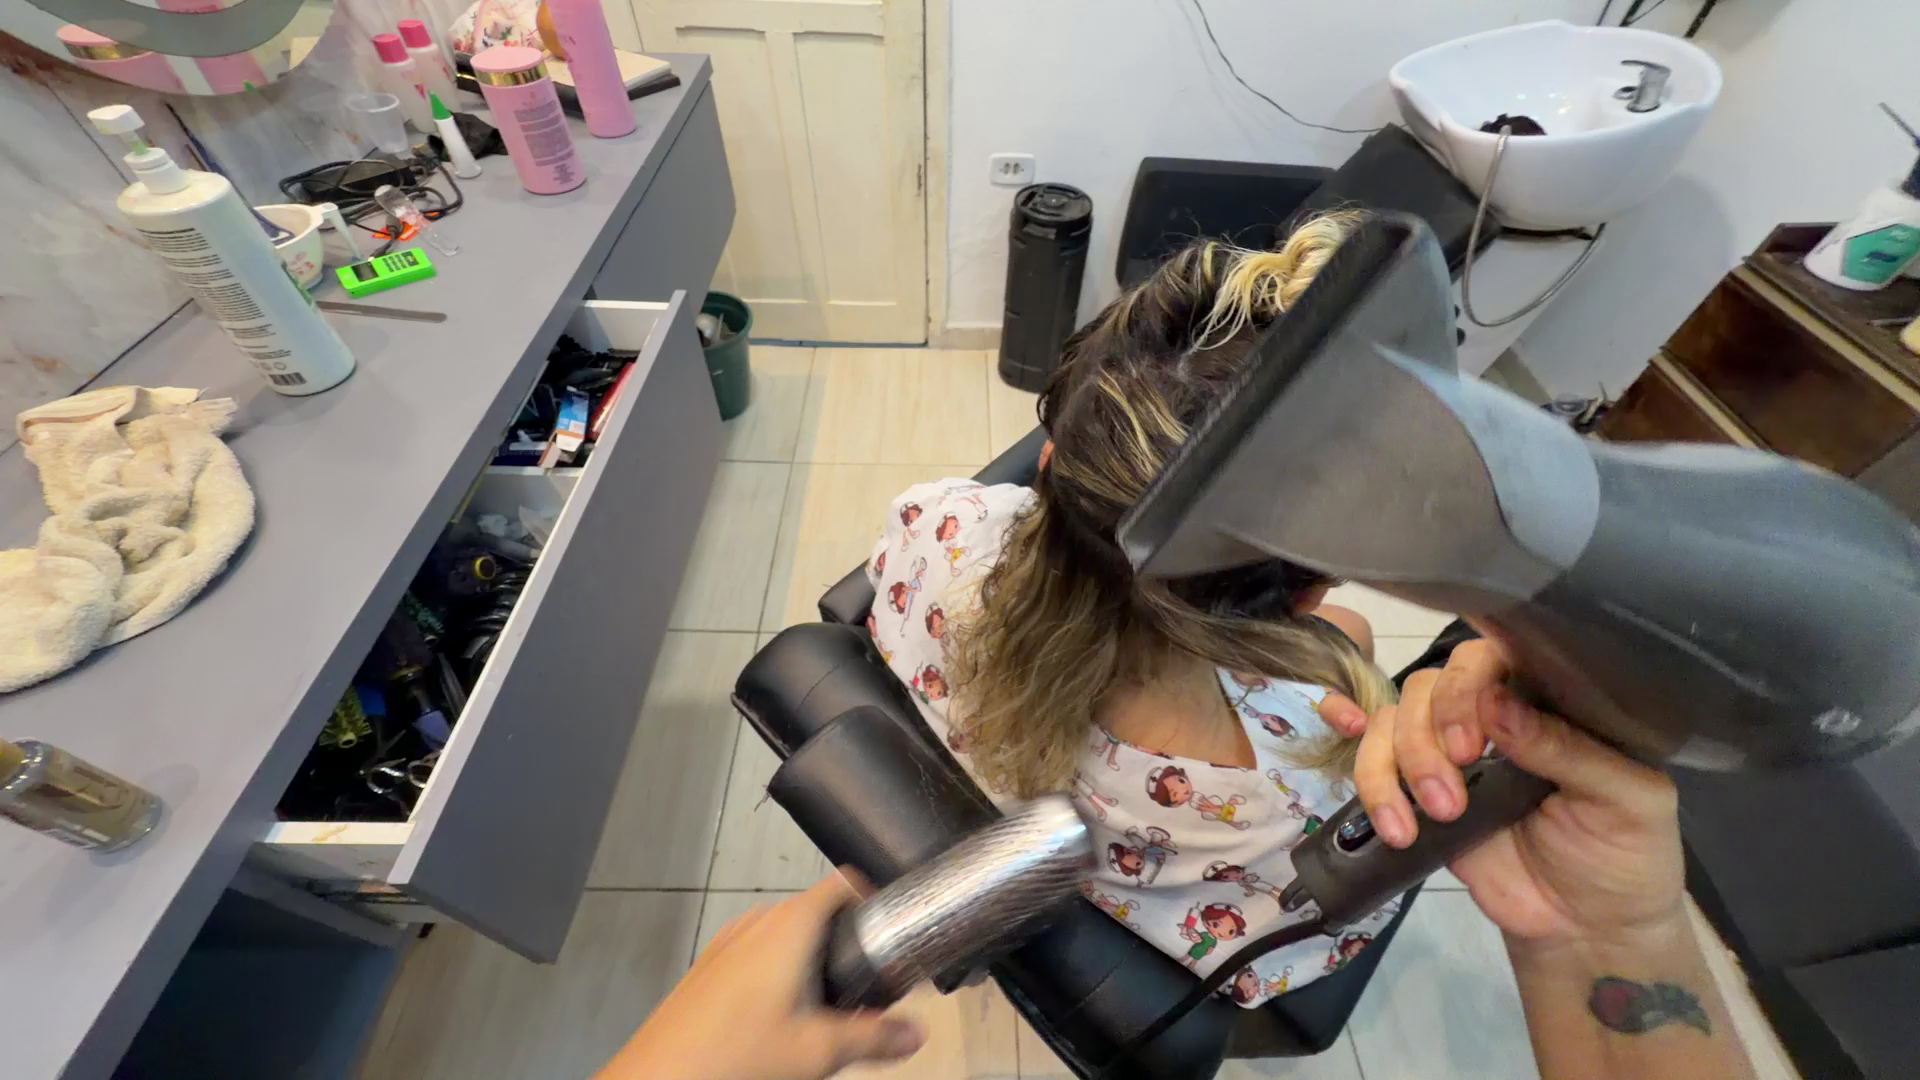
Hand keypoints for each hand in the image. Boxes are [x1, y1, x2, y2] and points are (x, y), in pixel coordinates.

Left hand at [597, 873, 925, 1079]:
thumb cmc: (738, 1056)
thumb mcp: (816, 1053)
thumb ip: (873, 1038)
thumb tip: (918, 1033)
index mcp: (792, 921)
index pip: (845, 882)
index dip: (873, 899)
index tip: (892, 932)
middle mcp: (762, 918)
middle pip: (819, 910)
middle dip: (845, 940)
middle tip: (866, 984)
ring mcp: (730, 938)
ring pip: (787, 933)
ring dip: (811, 958)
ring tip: (825, 1008)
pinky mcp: (710, 964)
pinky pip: (759, 950)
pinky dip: (780, 970)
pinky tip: (777, 1019)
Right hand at [1318, 639, 1683, 947]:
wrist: (1581, 928)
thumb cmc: (1623, 858)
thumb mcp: (1628, 804)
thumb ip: (1569, 751)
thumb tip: (1496, 706)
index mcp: (1540, 703)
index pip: (1486, 659)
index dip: (1464, 691)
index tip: (1469, 746)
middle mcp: (1484, 714)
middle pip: (1424, 689)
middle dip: (1422, 746)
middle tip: (1448, 803)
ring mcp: (1442, 747)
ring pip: (1389, 722)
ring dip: (1387, 771)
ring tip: (1411, 826)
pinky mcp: (1409, 782)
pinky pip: (1365, 742)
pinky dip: (1348, 728)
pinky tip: (1342, 723)